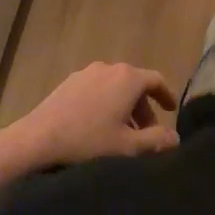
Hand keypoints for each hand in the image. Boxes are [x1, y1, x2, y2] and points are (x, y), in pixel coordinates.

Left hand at [1, 62, 179, 166]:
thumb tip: (175, 137)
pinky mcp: (70, 81)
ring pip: (115, 85)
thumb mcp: (127, 147)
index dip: (166, 95)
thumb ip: (155, 140)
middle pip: (135, 83)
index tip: (171, 110)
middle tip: (145, 132)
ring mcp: (88, 72)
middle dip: (143, 107)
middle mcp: (110, 67)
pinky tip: (97, 123)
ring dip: (123, 105)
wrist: (39, 138)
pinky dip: (105, 101)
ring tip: (121, 131)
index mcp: (128, 78)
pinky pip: (97, 87)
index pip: (156, 80)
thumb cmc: (89, 141)